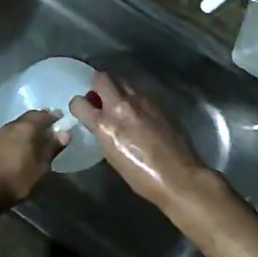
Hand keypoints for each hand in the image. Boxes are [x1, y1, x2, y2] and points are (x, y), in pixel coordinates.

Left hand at [0, 109, 66, 207]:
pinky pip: (10, 134)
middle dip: (40, 120)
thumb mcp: (41, 166)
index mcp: (26, 127)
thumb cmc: (18, 178)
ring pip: (18, 125)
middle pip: (29, 117)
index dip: (54, 117)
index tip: (61, 120)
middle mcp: (12, 125)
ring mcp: (0, 133)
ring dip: (28, 128)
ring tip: (37, 138)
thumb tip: (66, 132)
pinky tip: (21, 146)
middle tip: (50, 128)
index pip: (43, 115)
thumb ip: (52, 147)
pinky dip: (18, 136)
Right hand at [69, 73, 208, 207]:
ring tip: (122, 105)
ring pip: (123, 81)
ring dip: (118, 90)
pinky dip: (136, 99)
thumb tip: (103, 125)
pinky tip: (141, 113)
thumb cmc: (142, 178)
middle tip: (100, 97)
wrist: (178, 176)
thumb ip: (104, 134)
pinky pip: (141, 93)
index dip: (78, 105)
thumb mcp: (113, 157)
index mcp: (105, 125)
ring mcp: (142, 102)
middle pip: (102, 78)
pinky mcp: (159, 103)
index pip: (79, 102)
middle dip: (97, 85)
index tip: (83, 110)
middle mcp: (122, 106)